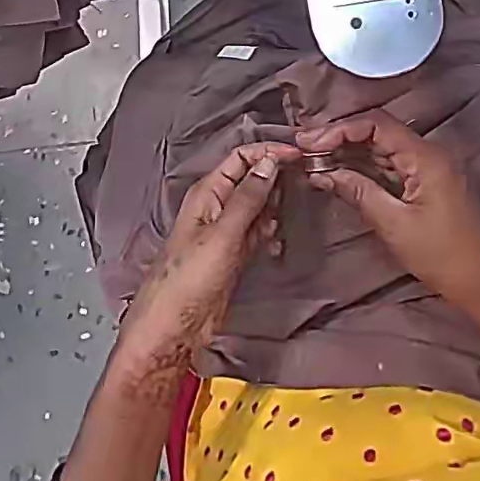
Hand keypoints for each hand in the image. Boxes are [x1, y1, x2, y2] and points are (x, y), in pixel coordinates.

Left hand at [110, 141, 299, 398]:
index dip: (269, 152)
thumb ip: (248, 197)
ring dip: (275, 207)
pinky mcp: (234, 253)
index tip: (299, 155)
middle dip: (276, 177)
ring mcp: (226, 230)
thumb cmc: (188, 280)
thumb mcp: (222, 234)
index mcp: (207, 193)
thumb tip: (270, 163)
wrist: (175, 328)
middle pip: (252, 178)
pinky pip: (258, 231)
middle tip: (304, 181)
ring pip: (258, 205)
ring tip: (291, 212)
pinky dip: (269, 232)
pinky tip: (276, 240)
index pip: (241, 157)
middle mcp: (216, 206)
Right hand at [298, 113, 479, 313]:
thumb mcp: (394, 224)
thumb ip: (358, 191)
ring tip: (315, 160)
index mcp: (426, 157)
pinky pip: (391, 166)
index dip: (339, 129)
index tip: (309, 143)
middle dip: (339, 138)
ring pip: (382, 149)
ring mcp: (429, 168)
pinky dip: (364, 168)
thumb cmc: (442, 255)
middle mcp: (429, 154)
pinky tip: (339, 173)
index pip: (376, 125)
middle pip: (378, 132)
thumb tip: (324, 173)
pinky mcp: (427, 183)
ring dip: (349, 153)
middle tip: (304, 148)